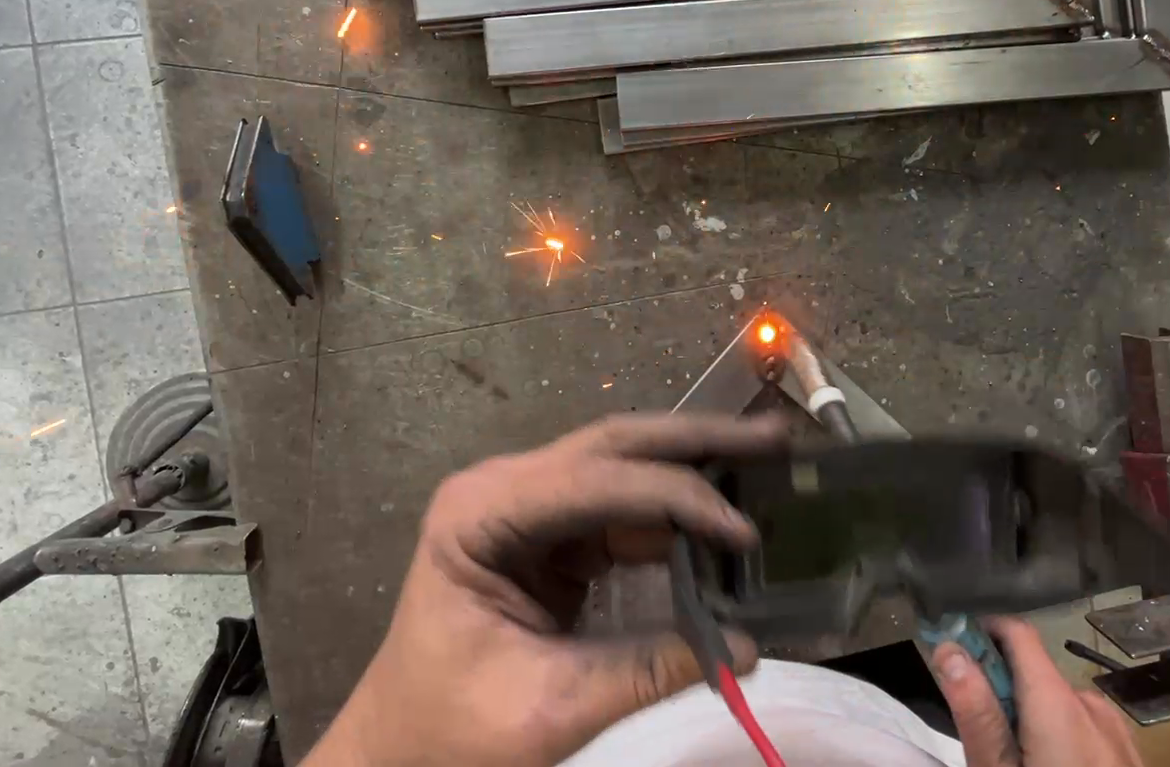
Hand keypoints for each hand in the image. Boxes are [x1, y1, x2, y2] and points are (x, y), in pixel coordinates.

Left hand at [305, 412, 788, 766]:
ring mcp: (528, 501)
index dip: (676, 498)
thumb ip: (647, 672)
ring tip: (763, 456)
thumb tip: (747, 649)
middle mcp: (505, 485)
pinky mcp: (551, 529)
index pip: (594, 482)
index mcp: (480, 511)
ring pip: (625, 464)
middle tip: (771, 435)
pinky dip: (675, 510)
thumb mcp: (547, 708)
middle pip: (614, 445)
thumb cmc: (449, 732)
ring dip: (694, 464)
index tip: (741, 530)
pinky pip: (623, 506)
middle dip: (697, 440)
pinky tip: (720, 513)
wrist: (398, 751)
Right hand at [931, 616, 1144, 766]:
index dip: (980, 632)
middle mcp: (1092, 705)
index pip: (1016, 631)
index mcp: (1058, 702)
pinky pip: (1085, 731)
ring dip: (1030, 719)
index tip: (953, 655)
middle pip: (1034, 672)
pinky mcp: (1132, 762)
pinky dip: (1060, 741)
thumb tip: (948, 647)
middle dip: (1002, 691)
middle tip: (981, 740)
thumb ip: (976, 712)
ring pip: (1058, 704)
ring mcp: (1119, 736)